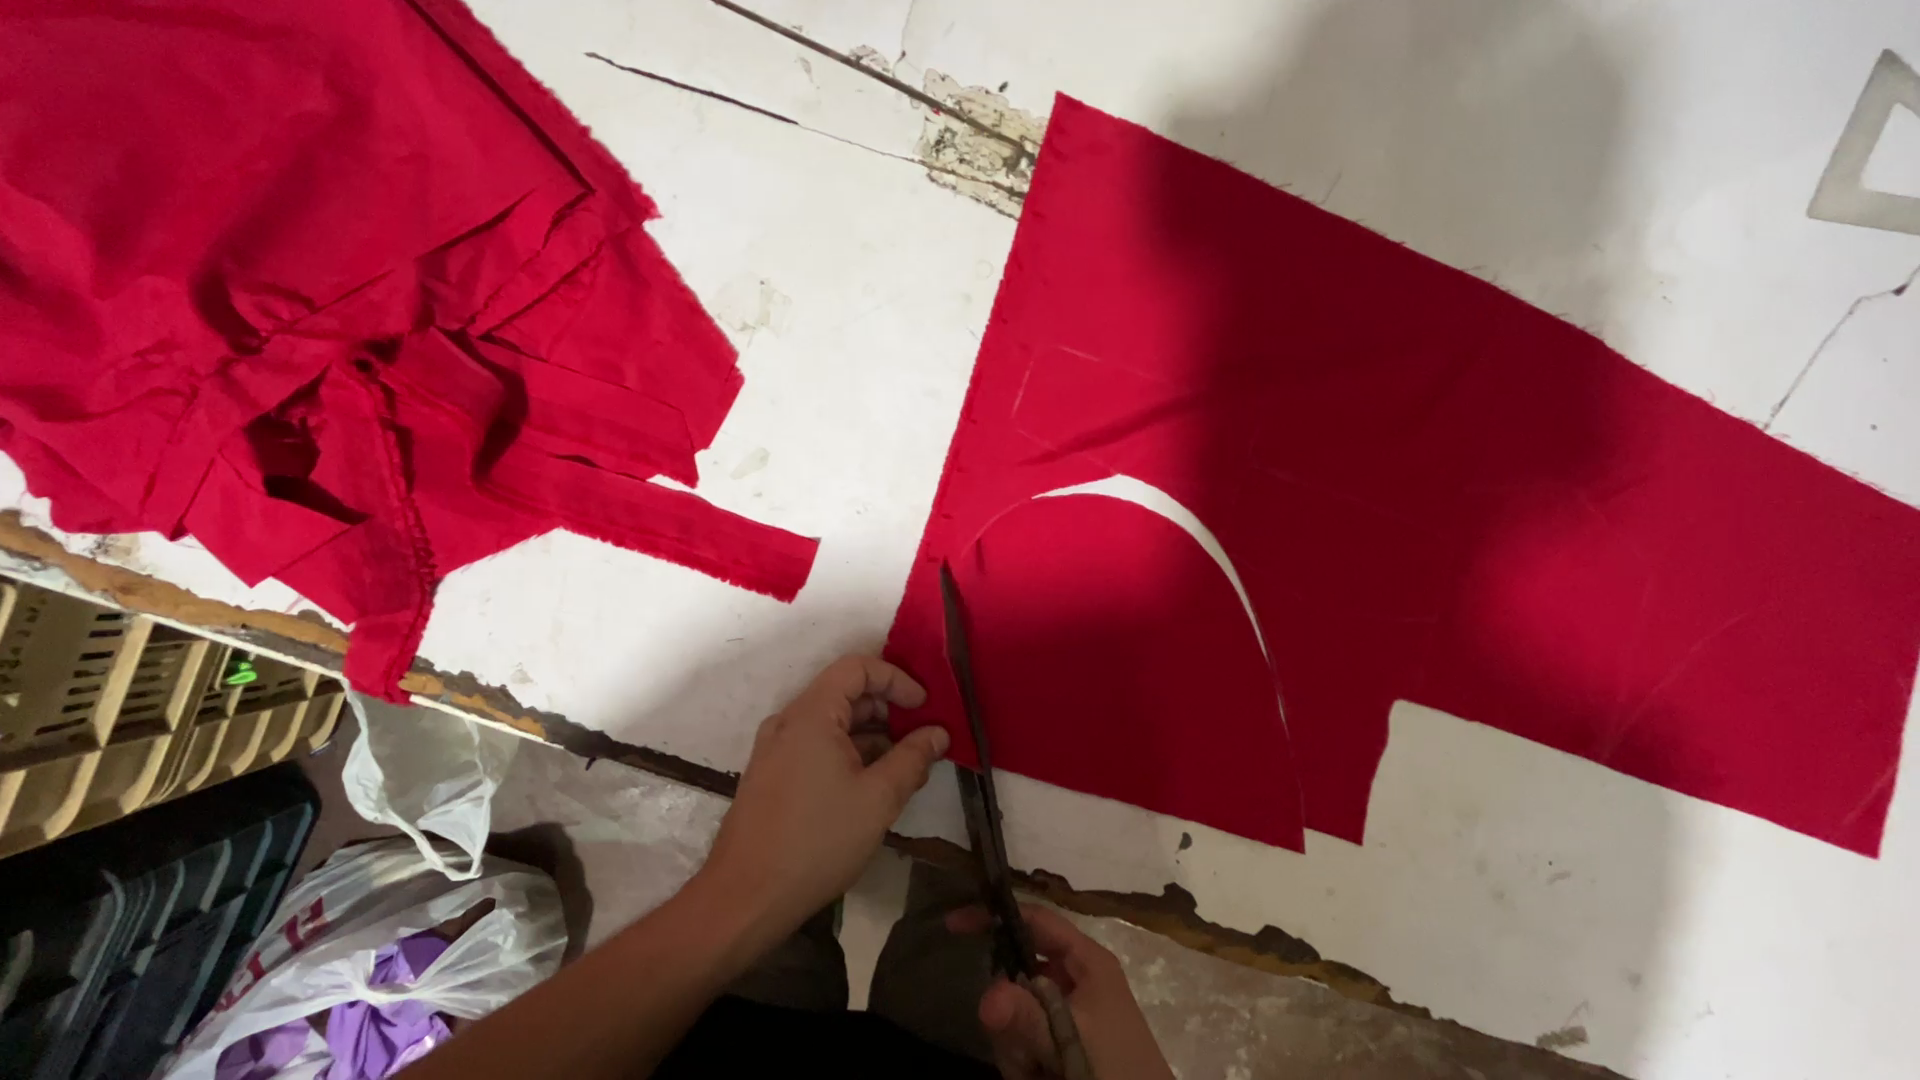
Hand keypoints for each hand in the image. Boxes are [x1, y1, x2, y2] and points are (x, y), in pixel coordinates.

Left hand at [697, 655, 948, 935]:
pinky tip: (873, 787)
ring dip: (872, 736)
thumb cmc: (817, 840)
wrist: (746, 898)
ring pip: (831, 724)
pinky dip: (848, 754)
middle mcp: (788, 722)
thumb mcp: (878, 798)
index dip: (896, 679)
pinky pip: (816, 748)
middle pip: (844, 693)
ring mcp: (775, 750)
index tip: (925, 707)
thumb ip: (912, 758)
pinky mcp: (772, 777)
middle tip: (923, 739)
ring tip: (906, 768)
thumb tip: (938, 734)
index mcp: (810, 714)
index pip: (857, 667)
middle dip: (888, 710)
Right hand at [948, 903, 1173, 1079]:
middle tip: (1018, 1048)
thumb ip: (1028, 1019)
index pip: (1034, 920)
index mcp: (1087, 961)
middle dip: (1009, 1012)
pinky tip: (1036, 1078)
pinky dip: (1023, 1062)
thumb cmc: (1115, 1070)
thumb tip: (985, 997)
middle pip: (1018, 972)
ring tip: (1034, 1073)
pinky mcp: (1063, 1042)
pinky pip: (1024, 1041)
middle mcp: (1076, 979)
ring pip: (1016, 1012)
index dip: (994, 916)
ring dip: (1016, 1046)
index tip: (953, 925)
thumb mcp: (1071, 1043)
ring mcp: (1068, 1012)